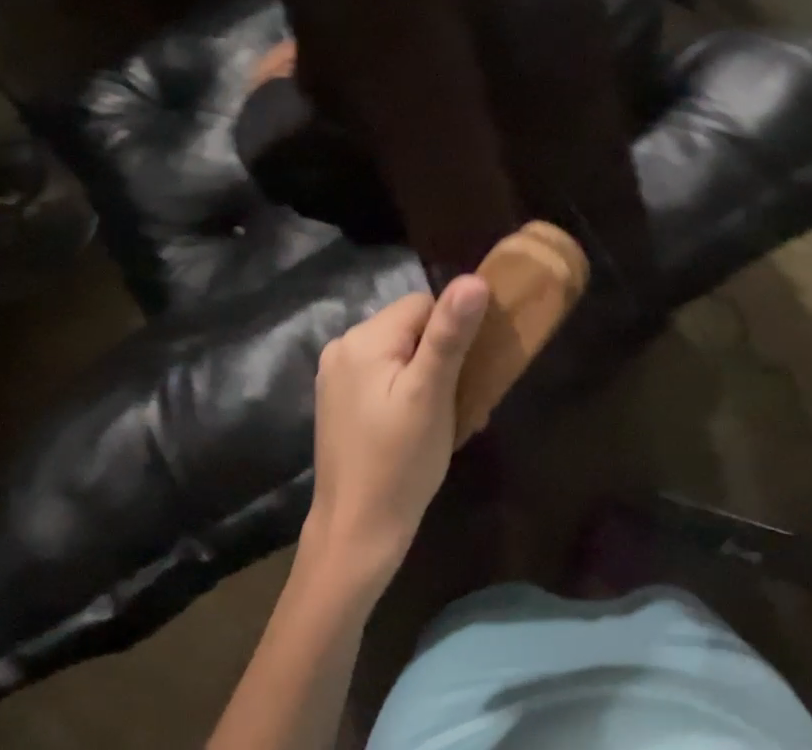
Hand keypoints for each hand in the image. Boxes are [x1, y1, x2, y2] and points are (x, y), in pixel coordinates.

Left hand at [307, 276, 489, 575]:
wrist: (358, 531)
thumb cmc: (401, 462)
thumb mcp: (432, 394)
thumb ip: (450, 335)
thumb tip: (474, 279)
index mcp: (363, 339)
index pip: (424, 305)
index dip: (453, 333)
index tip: (471, 372)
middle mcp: (342, 347)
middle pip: (411, 328)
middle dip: (444, 357)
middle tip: (464, 402)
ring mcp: (336, 376)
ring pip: (400, 354)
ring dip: (430, 377)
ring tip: (447, 417)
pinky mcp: (339, 402)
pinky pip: (385, 377)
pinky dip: (409, 392)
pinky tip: (421, 426)